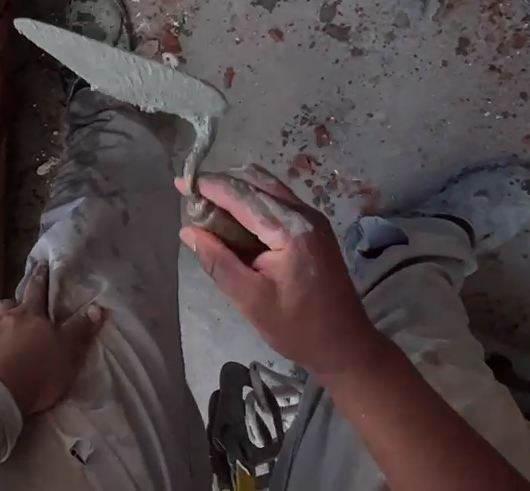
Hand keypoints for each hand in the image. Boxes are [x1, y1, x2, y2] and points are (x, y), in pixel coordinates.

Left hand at [0, 262, 106, 414]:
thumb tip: (97, 307)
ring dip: (2, 328)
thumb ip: (80, 330)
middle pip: (11, 303)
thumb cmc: (36, 370)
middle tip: (21, 303)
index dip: (41, 277)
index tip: (41, 264)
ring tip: (6, 338)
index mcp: (31, 315)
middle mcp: (6, 319)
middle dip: (17, 301)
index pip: (38, 289)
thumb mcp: (66, 351)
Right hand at [179, 166, 379, 374]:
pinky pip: (275, 199)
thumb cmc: (298, 328)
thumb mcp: (251, 300)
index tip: (181, 183)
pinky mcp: (312, 226)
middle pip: (254, 182)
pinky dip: (250, 200)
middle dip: (220, 185)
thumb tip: (187, 231)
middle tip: (191, 198)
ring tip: (207, 207)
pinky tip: (233, 217)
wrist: (348, 347)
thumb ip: (218, 261)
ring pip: (265, 186)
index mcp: (290, 230)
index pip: (242, 195)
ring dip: (235, 190)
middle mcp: (304, 214)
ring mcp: (311, 218)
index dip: (209, 186)